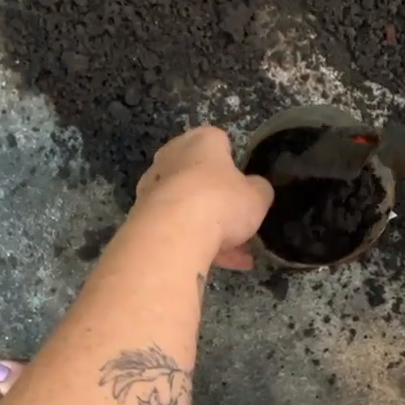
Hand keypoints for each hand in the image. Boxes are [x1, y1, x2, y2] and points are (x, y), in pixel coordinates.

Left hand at [132, 127, 274, 270]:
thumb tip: (257, 189)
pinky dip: (198, 244)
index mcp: (201, 141)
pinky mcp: (145, 217)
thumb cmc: (221, 202)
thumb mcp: (258, 197)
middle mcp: (172, 157)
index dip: (232, 161)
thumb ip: (260, 190)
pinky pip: (179, 228)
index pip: (218, 140)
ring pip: (189, 207)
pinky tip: (221, 264)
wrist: (174, 233)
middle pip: (199, 175)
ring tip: (237, 256)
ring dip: (211, 228)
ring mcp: (155, 187)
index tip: (242, 182)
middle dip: (218, 198)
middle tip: (238, 222)